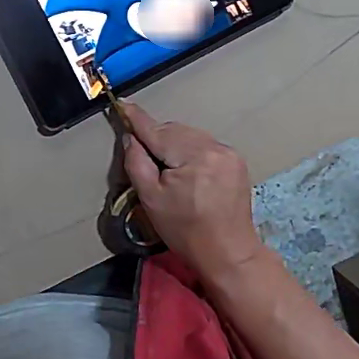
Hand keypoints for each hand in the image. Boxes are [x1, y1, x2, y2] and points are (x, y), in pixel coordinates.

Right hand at [121, 103, 268, 280]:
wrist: (228, 253)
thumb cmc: (186, 231)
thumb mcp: (151, 199)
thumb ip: (137, 163)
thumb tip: (132, 138)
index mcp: (193, 156)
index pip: (157, 131)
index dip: (137, 119)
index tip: (123, 105)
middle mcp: (214, 148)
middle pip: (174, 130)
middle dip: (157, 139)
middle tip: (147, 162)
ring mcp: (228, 153)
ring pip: (189, 135)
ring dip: (174, 145)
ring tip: (168, 172)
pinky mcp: (235, 161)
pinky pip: (204, 145)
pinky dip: (190, 151)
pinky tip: (186, 172)